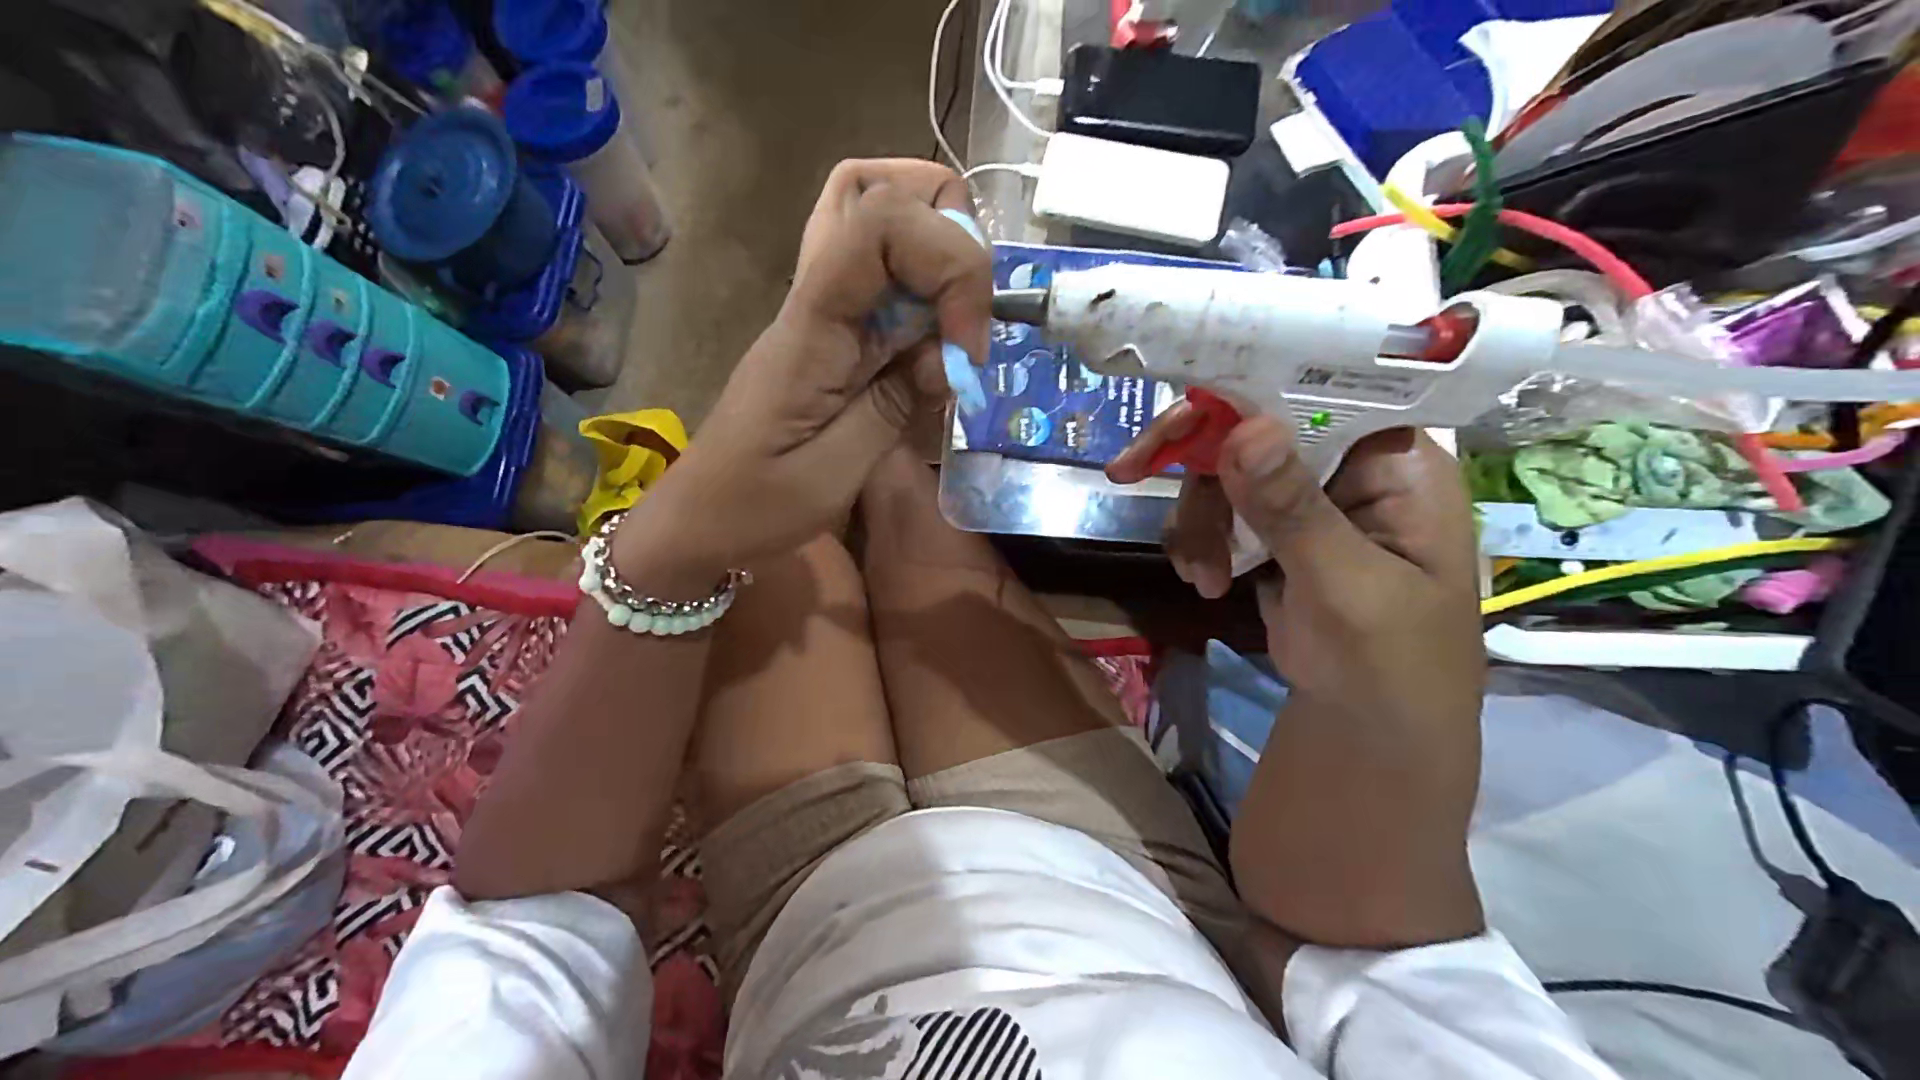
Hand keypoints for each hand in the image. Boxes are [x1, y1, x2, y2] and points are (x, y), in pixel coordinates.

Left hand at [615, 160, 990, 585]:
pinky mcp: (834, 333)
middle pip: (886, 196)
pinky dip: (927, 295)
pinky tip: (935, 348)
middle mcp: (818, 298)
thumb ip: (896, 406)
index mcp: (812, 326)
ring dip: (941, 262)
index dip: (949, 262)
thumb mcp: (834, 473)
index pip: (881, 223)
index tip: (968, 347)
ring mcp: (824, 310)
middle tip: (967, 328)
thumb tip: (949, 357)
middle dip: (953, 246)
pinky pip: (884, 279)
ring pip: (885, 225)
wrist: (701, 517)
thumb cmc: (757, 505)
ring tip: (957, 331)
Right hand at [1111, 410, 1487, 947]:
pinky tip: (1200, 580)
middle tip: (1131, 470)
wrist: (1371, 741)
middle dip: (1199, 462)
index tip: (1181, 408)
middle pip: (1258, 427)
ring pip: (1227, 473)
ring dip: (1196, 518)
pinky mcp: (1275, 536)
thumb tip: (1247, 428)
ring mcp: (1310, 504)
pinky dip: (1197, 540)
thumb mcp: (1347, 591)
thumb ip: (1296, 511)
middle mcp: (1353, 470)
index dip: (1251, 388)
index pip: (1322, 394)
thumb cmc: (1392, 669)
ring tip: (1197, 576)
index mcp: (1399, 464)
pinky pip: (1218, 512)